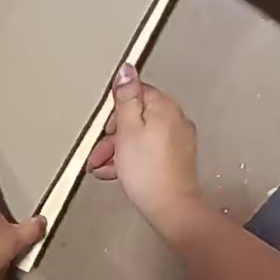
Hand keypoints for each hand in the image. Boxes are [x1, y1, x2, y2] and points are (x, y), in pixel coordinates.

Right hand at [86, 64, 207, 237]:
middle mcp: (176, 122)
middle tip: (100, 152)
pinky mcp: (176, 161)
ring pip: (141, 137)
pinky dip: (133, 160)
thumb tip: (127, 70)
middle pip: (138, 117)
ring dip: (119, 150)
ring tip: (103, 167)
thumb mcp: (128, 130)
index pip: (138, 93)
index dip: (117, 110)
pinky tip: (117, 173)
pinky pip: (150, 152)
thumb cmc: (149, 173)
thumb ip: (127, 98)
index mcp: (166, 109)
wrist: (170, 209)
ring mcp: (178, 142)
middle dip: (115, 134)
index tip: (107, 126)